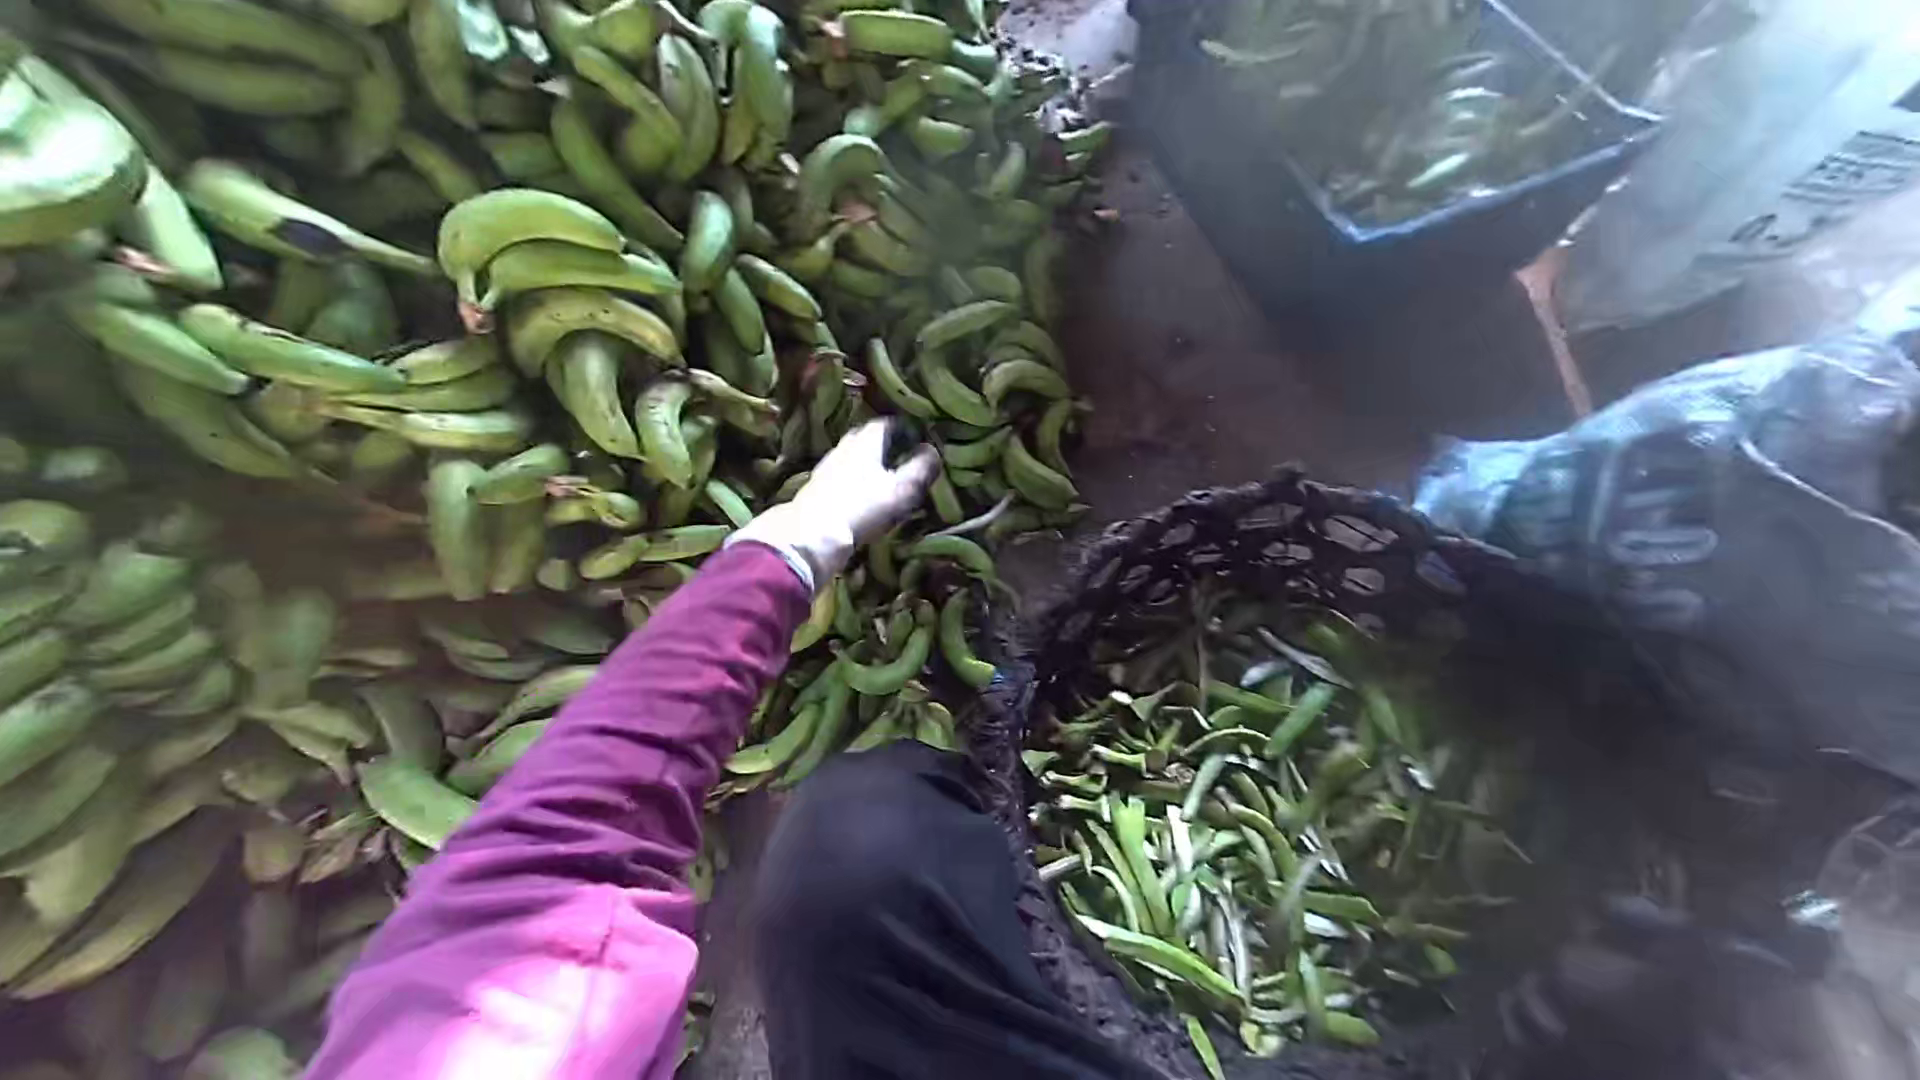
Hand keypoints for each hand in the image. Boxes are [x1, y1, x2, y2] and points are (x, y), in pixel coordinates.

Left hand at [792, 419, 940, 542]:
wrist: (813, 533)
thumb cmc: (863, 506)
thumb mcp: (901, 489)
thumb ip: (920, 468)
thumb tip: (933, 450)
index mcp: (866, 440)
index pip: (889, 423)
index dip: (906, 429)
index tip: (920, 439)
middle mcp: (845, 445)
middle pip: (869, 437)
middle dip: (888, 444)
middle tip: (905, 456)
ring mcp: (828, 465)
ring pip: (855, 456)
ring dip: (871, 463)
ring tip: (887, 477)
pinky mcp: (818, 487)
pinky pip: (844, 474)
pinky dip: (857, 479)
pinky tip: (864, 495)